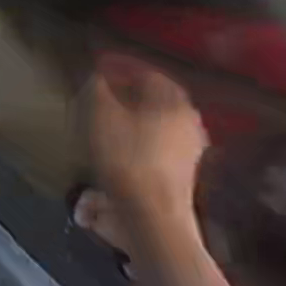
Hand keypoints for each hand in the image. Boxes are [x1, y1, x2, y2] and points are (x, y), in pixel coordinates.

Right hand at [87, 50, 208, 231]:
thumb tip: (96, 75)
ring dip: (132, 115)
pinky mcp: (182, 174)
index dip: (119, 66)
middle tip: (101, 91)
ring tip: (106, 118)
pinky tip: (118, 145)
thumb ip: (96, 87)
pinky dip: (138, 137)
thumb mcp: (99, 113)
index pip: (145, 71)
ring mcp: (190, 149)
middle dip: (127, 91)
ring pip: (156, 120)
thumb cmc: (125, 157)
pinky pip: (156, 143)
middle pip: (154, 96)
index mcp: (172, 100)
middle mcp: (188, 120)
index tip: (96, 67)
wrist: (152, 219)